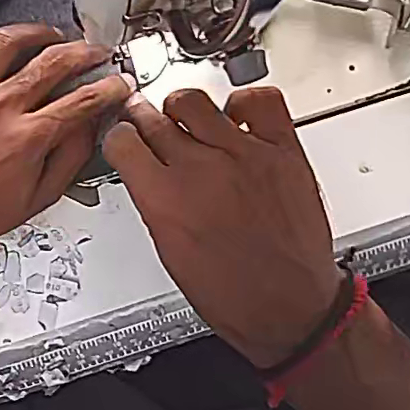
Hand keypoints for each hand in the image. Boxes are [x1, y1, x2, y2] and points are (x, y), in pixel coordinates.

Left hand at [0, 25, 133, 302]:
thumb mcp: (41, 196)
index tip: (117, 83)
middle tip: (96, 53)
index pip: (82, 99)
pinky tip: (1, 40)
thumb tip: (91, 124)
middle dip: (86, 52)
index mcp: (27, 138)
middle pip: (53, 60)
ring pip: (7, 41)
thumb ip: (72, 156)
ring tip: (54, 35)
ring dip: (38, 31)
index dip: (109, 87)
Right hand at [103, 86, 343, 367]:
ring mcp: (244, 155)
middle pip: (152, 118)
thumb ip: (155, 202)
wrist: (291, 309)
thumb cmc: (233, 295)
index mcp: (165, 199)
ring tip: (186, 118)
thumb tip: (146, 175)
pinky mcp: (282, 151)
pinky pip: (259, 101)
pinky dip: (243, 102)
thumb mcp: (169, 252)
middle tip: (144, 121)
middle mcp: (201, 169)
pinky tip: (236, 117)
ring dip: (182, 107)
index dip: (118, 138)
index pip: (122, 141)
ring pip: (194, 101)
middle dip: (141, 118)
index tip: (123, 138)